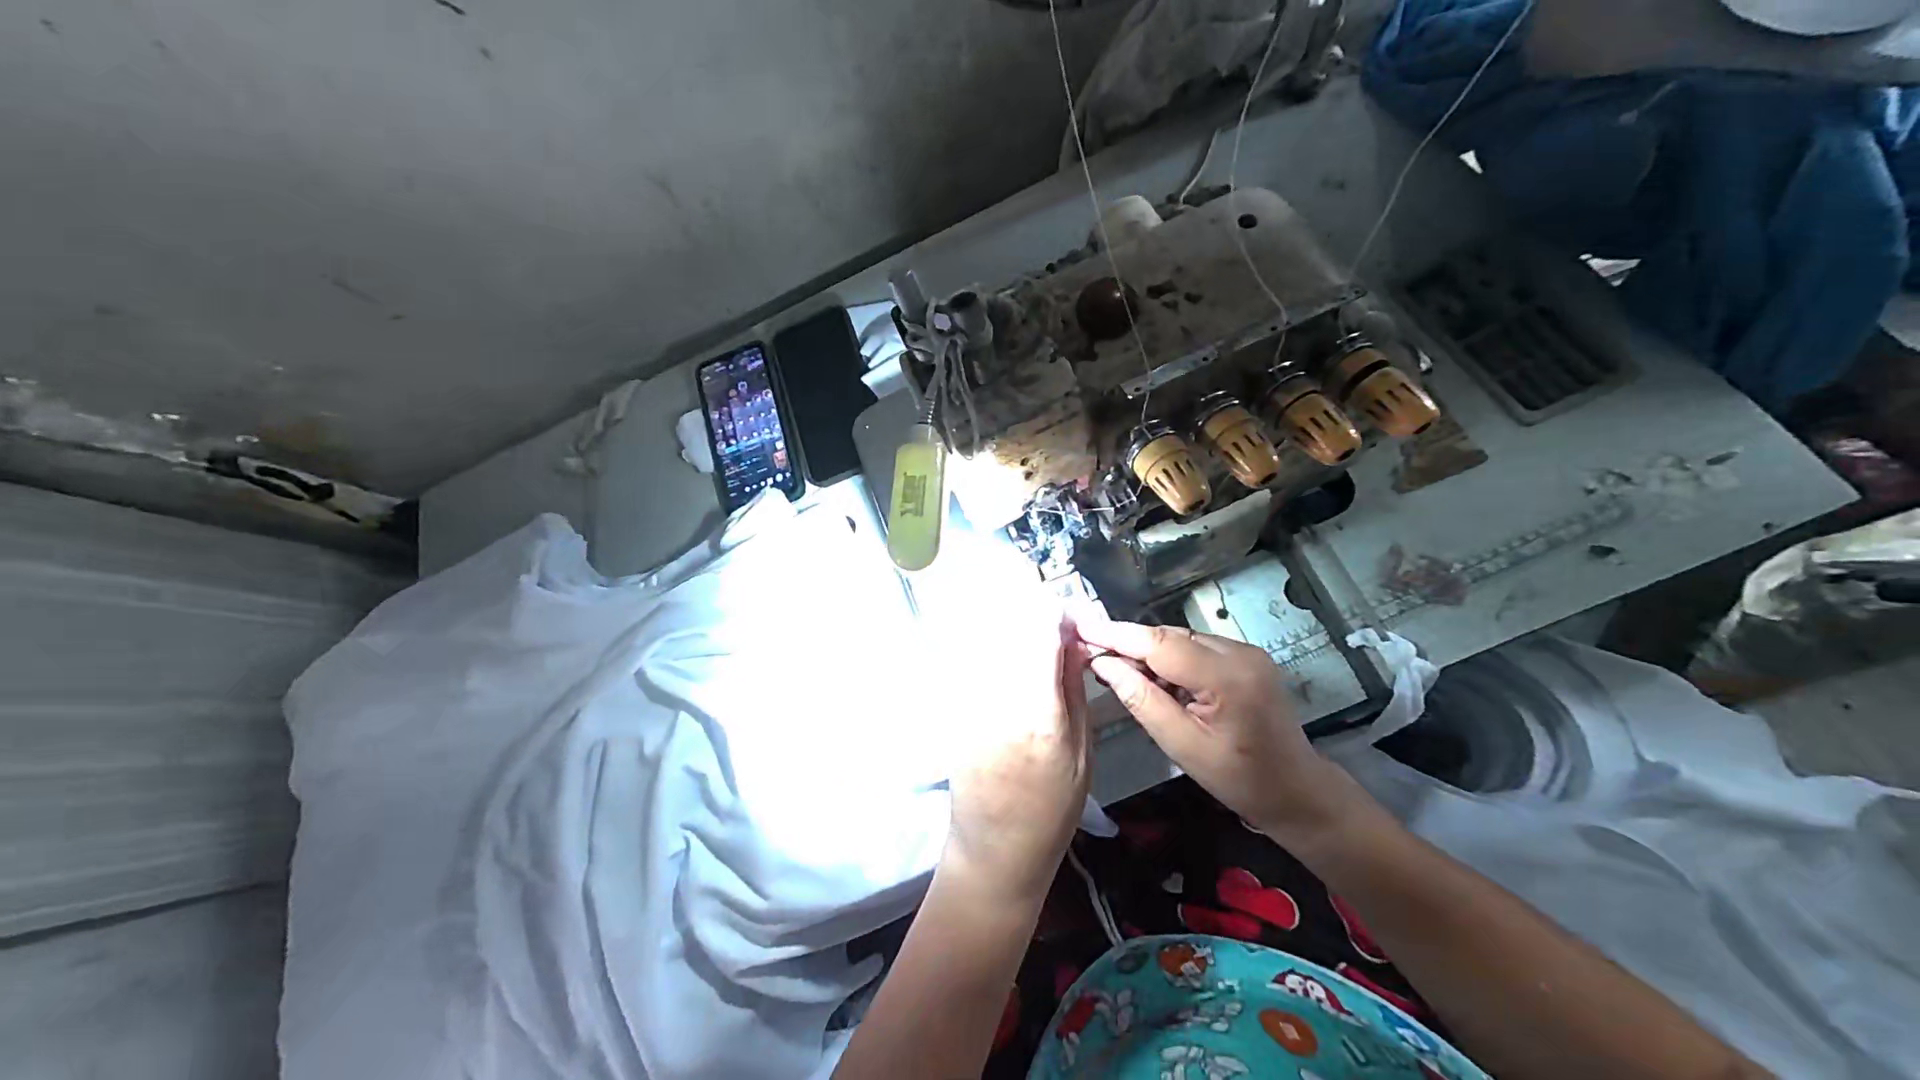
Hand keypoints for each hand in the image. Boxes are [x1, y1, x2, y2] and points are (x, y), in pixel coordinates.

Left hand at [944, 615, 1091, 903]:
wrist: (993, 849)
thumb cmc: (1050, 811)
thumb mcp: (1082, 753)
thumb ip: (1075, 689)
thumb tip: (1073, 640)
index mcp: (1038, 714)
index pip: (1041, 631)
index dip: (1059, 611)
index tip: (1072, 616)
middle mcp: (996, 699)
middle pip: (1009, 624)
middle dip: (1034, 613)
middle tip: (1055, 628)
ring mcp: (966, 701)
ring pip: (985, 635)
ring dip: (1011, 626)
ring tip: (1032, 644)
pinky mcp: (948, 707)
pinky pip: (969, 658)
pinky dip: (989, 647)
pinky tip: (1006, 661)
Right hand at [1079, 620, 1350, 842]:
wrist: (1296, 789)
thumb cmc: (1238, 778)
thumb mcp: (1181, 745)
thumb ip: (1140, 699)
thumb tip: (1103, 664)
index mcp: (1227, 676)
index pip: (1159, 643)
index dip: (1116, 634)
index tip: (1080, 629)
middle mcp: (1239, 652)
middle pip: (1169, 637)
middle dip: (1130, 645)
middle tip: (1093, 659)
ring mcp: (1246, 651)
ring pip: (1181, 640)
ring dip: (1150, 654)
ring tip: (1121, 675)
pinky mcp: (1246, 657)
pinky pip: (1196, 648)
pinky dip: (1171, 660)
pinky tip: (1157, 681)